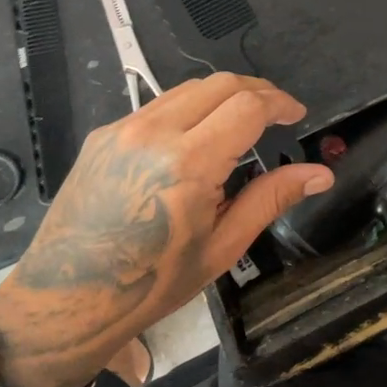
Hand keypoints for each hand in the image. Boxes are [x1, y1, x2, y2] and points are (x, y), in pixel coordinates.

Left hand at [0, 74, 333, 386]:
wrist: (64, 302)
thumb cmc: (152, 283)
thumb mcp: (223, 246)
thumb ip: (272, 198)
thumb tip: (322, 174)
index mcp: (188, 163)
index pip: (249, 106)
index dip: (281, 104)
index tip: (297, 116)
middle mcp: (154, 133)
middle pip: (222, 84)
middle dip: (258, 91)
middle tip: (277, 113)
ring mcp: (123, 130)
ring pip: (189, 89)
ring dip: (224, 94)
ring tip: (243, 119)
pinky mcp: (104, 136)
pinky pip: (158, 105)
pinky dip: (190, 107)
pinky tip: (197, 136)